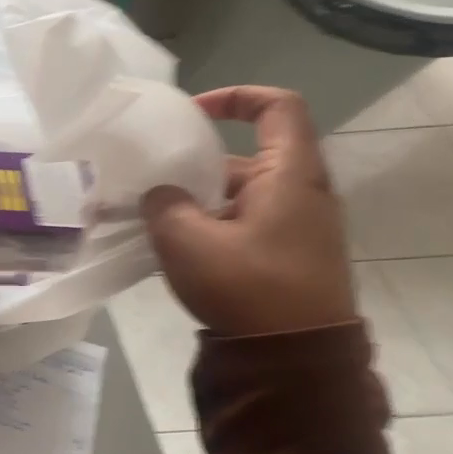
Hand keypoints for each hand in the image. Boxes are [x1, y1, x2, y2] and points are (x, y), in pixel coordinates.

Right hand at [141, 86, 356, 335]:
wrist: (292, 355)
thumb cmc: (246, 286)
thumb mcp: (187, 240)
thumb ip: (165, 205)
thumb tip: (163, 194)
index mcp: (291, 176)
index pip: (278, 108)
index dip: (235, 98)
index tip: (190, 113)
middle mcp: (302, 193)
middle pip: (250, 156)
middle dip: (197, 163)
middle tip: (151, 178)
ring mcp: (297, 227)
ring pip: (241, 194)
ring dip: (196, 199)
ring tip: (150, 217)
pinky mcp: (286, 256)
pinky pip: (243, 223)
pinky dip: (208, 224)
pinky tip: (173, 246)